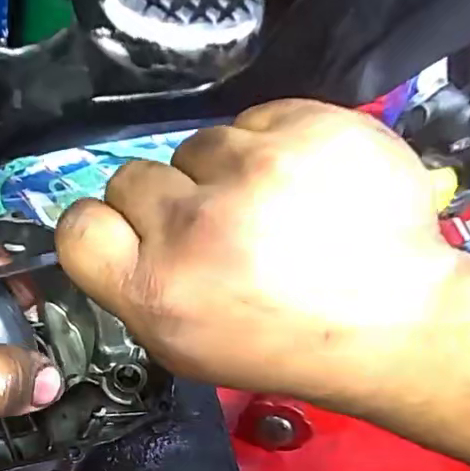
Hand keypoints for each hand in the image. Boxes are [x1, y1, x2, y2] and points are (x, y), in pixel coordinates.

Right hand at [55, 100, 469, 410]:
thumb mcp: (189, 351)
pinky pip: (255, 119)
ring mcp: (254, 169)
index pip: (78, 227)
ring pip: (197, 145)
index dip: (101, 226)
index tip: (133, 235)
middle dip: (164, 201)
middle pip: (131, 176)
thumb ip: (141, 290)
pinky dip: (270, 148)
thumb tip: (122, 234)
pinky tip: (302, 187)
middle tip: (214, 230)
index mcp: (158, 291)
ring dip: (221, 174)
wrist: (391, 323)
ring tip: (270, 211)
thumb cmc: (283, 345)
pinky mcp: (306, 127)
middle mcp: (194, 226)